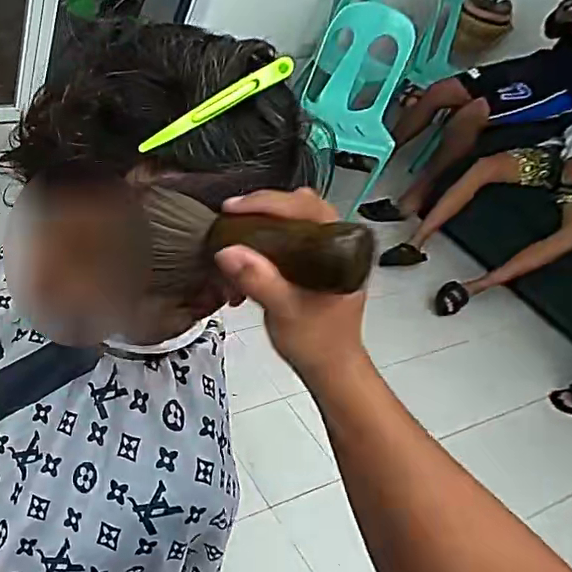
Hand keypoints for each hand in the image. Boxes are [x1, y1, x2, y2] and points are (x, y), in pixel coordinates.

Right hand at [216, 188, 370, 382]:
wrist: (331, 367)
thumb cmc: (319, 344)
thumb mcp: (284, 311)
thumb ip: (258, 280)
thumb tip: (229, 252)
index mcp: (342, 248)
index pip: (303, 206)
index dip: (266, 203)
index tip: (235, 209)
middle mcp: (339, 244)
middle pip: (298, 206)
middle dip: (262, 208)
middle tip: (232, 215)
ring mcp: (328, 253)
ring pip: (294, 220)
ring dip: (263, 223)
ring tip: (237, 232)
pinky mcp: (316, 264)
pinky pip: (291, 237)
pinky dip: (267, 239)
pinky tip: (249, 255)